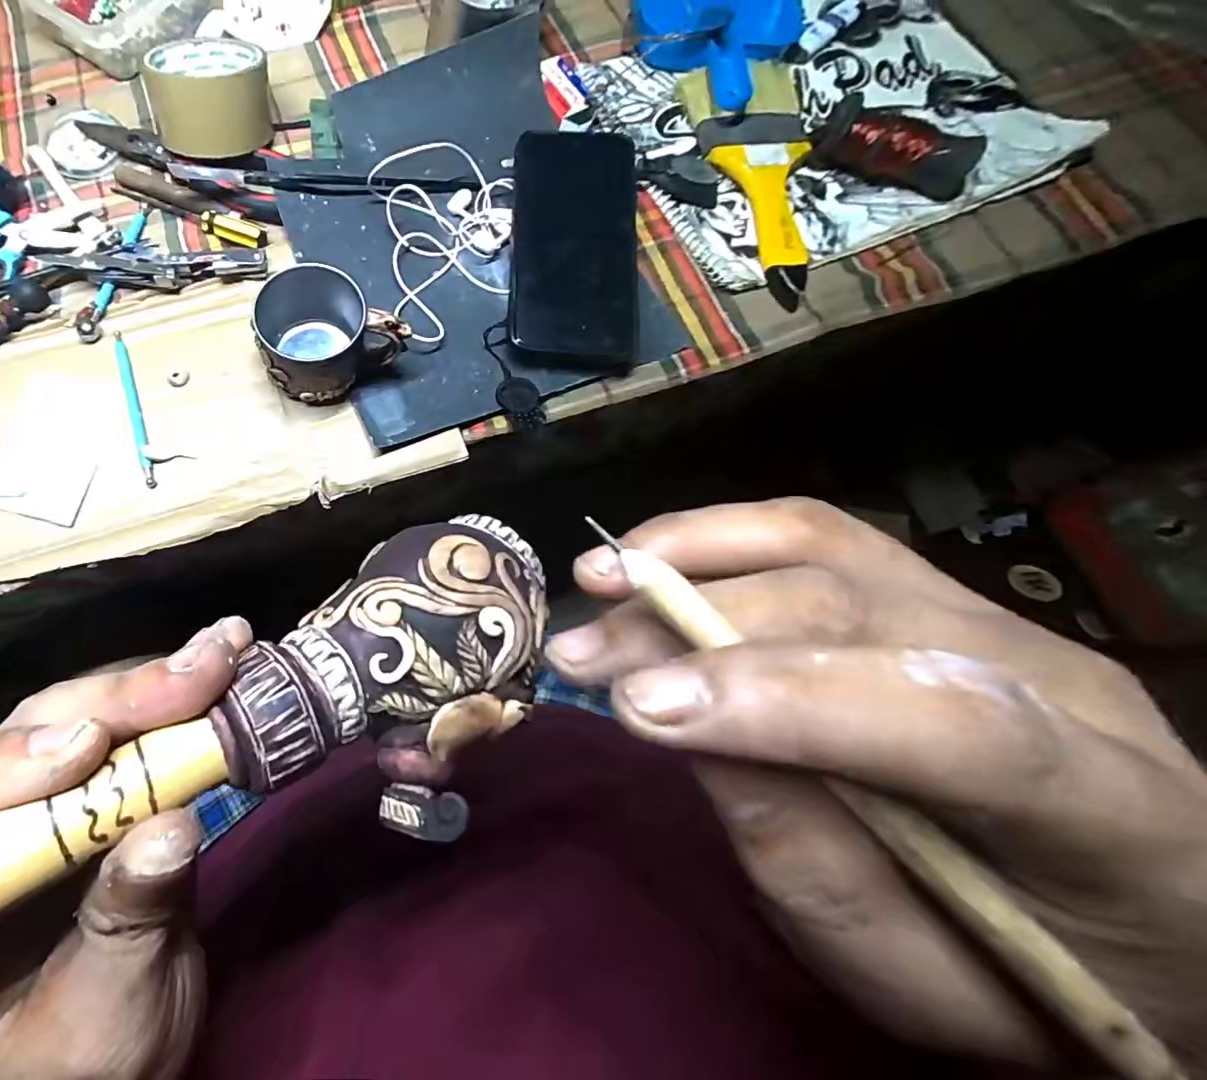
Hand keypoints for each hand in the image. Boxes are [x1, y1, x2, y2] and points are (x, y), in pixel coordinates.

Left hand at [0, 617, 252, 1079]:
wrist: (98, 1068)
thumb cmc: (61, 1073)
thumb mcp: (95, 1030)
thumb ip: (123, 934)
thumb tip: (171, 823)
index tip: (84, 753)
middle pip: (16, 729)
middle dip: (112, 705)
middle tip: (199, 678)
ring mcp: (32, 786)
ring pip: (75, 708)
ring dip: (152, 685)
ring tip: (224, 654)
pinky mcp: (92, 774)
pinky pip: (124, 720)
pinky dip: (176, 694)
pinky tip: (224, 662)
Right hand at [544, 498, 1206, 1069]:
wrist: (1106, 928)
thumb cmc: (998, 973)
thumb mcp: (896, 964)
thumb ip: (797, 847)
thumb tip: (675, 725)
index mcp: (1113, 817)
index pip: (951, 721)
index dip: (779, 698)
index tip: (634, 707)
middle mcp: (1066, 683)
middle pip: (854, 612)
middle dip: (691, 626)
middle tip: (576, 656)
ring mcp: (992, 620)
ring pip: (829, 547)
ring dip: (690, 555)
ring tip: (594, 579)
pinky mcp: (927, 594)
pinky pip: (815, 535)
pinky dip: (714, 537)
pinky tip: (645, 554)